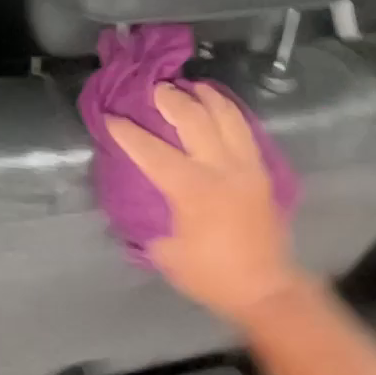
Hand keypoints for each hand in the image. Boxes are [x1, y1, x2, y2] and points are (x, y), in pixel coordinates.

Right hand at [106, 84, 309, 325]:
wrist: (264, 288)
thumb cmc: (211, 276)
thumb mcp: (168, 254)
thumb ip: (153, 222)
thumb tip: (142, 204)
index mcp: (192, 191)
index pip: (153, 151)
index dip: (129, 133)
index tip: (112, 118)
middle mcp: (221, 169)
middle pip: (194, 119)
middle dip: (171, 100)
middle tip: (154, 90)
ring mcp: (246, 166)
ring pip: (227, 116)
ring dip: (206, 97)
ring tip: (190, 86)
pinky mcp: (261, 170)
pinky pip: (245, 129)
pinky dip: (229, 111)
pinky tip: (219, 106)